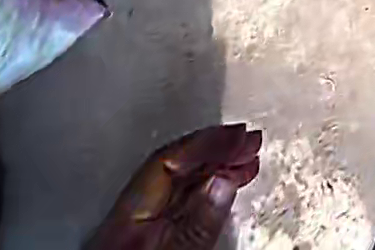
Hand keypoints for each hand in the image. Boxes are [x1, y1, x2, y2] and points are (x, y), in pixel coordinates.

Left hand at [84, 124, 260, 249]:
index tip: (241, 135)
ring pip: (177, 188)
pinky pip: (178, 206)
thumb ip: (196, 226)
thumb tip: (223, 179)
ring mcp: (132, 241)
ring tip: (246, 162)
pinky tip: (224, 190)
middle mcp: (123, 226)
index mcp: (123, 223)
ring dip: (215, 168)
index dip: (207, 142)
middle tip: (251, 141)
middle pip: (173, 171)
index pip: (167, 162)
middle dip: (216, 150)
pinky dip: (206, 192)